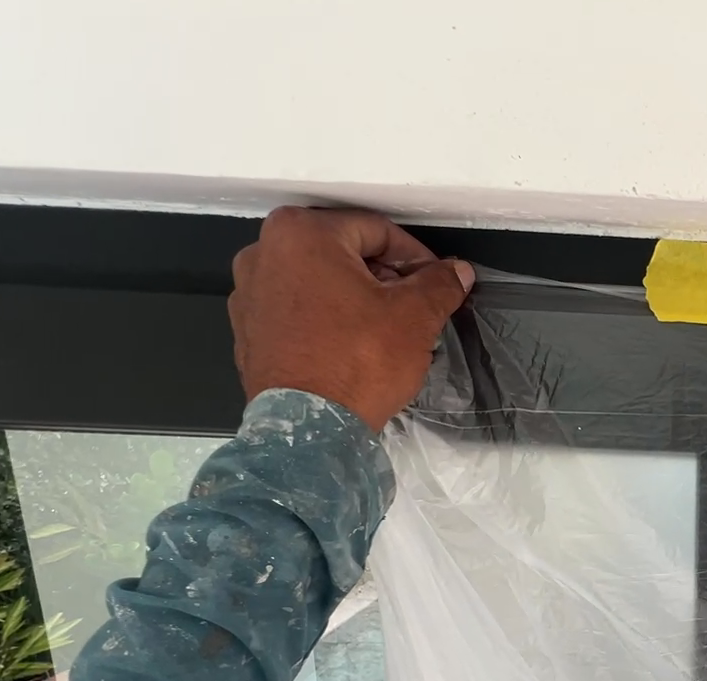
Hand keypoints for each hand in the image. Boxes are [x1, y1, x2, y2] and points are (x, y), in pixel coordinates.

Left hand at [228, 206, 474, 430]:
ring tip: (387, 330)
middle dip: (384, 277)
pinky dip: (328, 319)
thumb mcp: (416, 317)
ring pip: (319, 281)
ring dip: (356, 297)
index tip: (437, 284)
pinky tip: (354, 348)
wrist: (312, 425)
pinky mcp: (248, 329)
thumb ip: (439, 284)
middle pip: (343, 252)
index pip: (376, 230)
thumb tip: (458, 271)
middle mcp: (265, 251)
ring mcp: (249, 292)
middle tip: (415, 308)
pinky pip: (298, 311)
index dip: (416, 257)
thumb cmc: (360, 361)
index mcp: (304, 234)